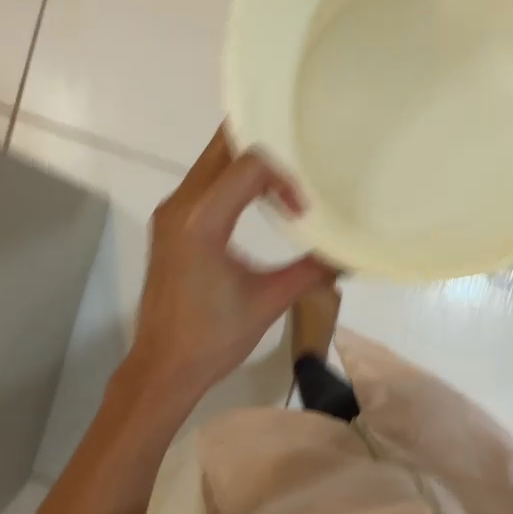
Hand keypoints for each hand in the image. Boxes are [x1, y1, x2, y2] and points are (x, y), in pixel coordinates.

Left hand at [124, 127, 336, 408]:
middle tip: (300, 158)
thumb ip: (310, 270)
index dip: (283, 178)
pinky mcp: (170, 227)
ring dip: (246, 163)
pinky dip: (231, 181)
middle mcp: (179, 206)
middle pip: (222, 148)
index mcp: (200, 221)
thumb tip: (348, 256)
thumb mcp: (268, 301)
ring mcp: (170, 215)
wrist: (164, 367)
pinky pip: (202, 185)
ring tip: (285, 179)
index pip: (248, 166)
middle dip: (262, 146)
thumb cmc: (213, 338)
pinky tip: (258, 200)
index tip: (303, 210)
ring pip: (210, 163)